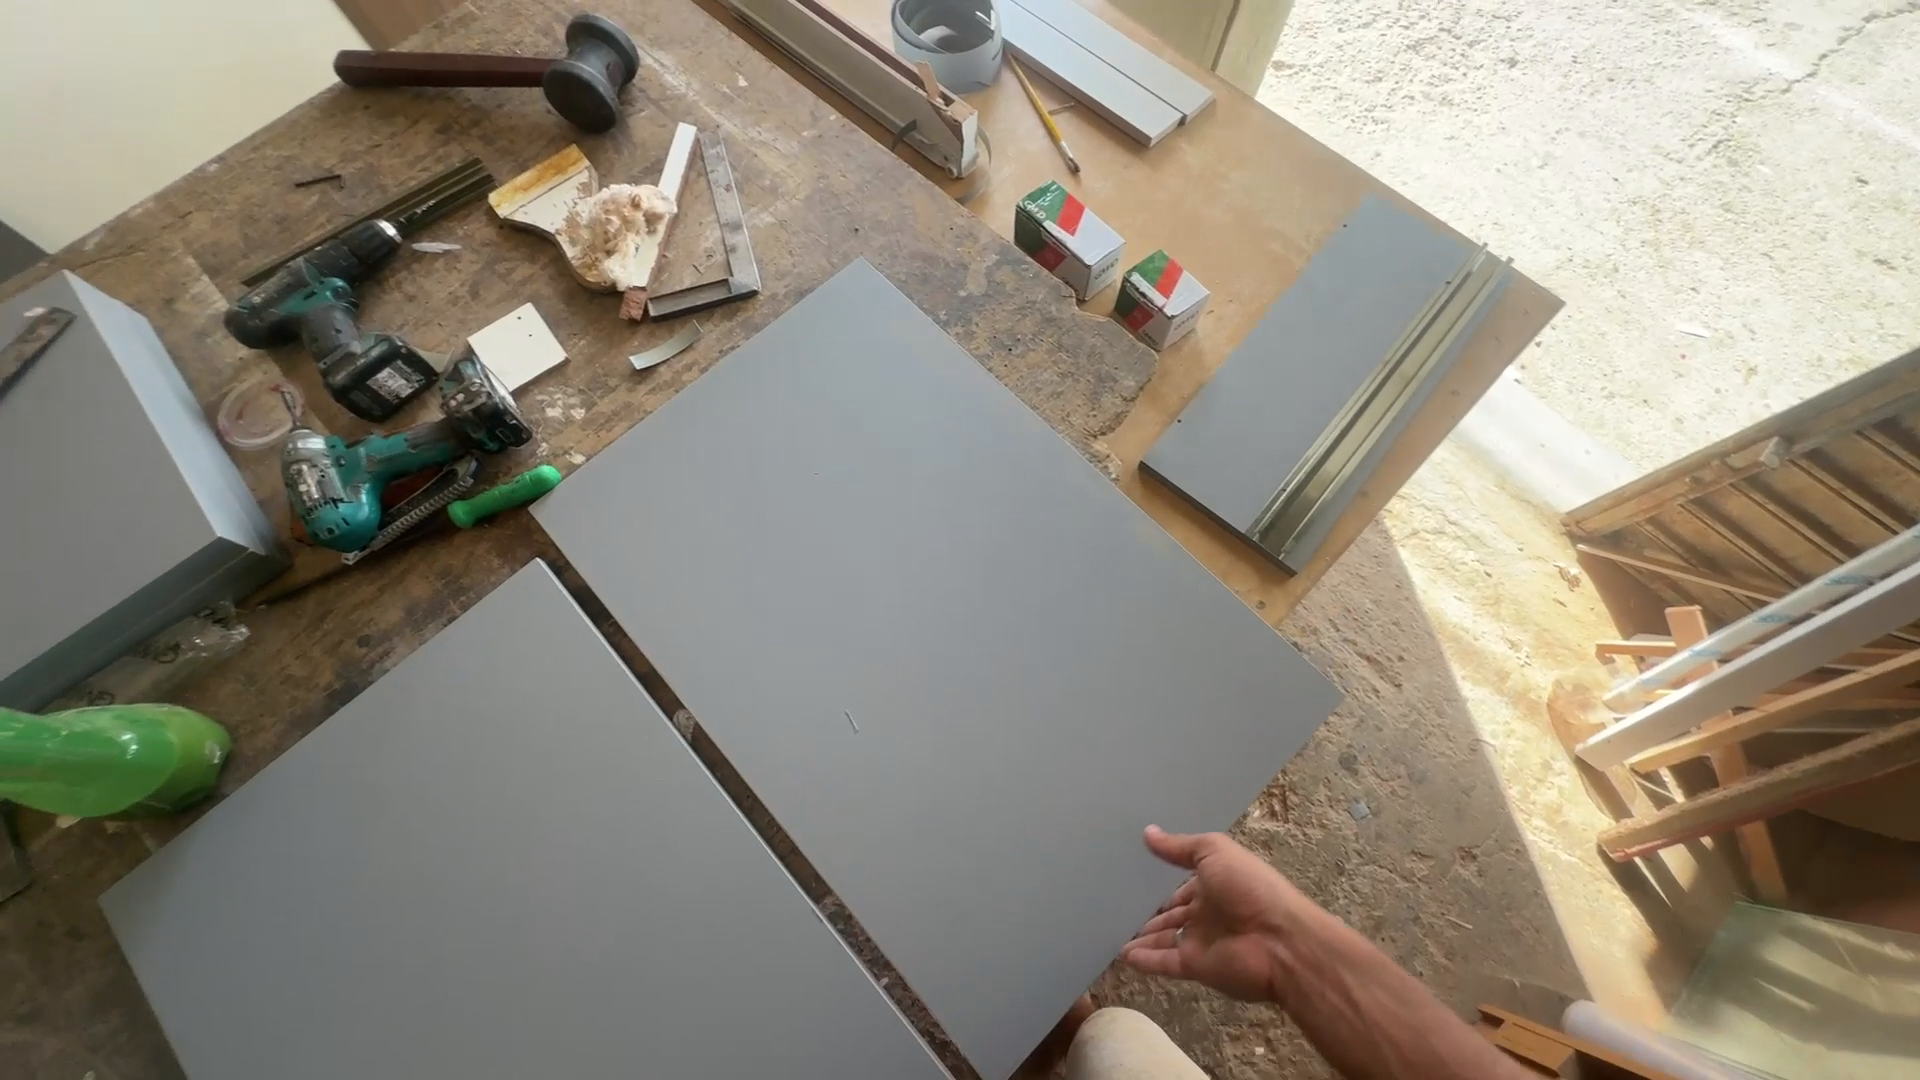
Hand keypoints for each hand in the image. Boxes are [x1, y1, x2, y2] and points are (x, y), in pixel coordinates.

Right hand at [1119, 826, 1304, 1002]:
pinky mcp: (1197, 967)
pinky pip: (1164, 963)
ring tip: (1115, 933)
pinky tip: (1122, 955)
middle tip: (1121, 910)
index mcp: (1216, 885)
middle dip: (1152, 914)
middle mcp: (1209, 913)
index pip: (1185, 886)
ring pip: (1165, 939)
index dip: (1164, 885)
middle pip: (1174, 915)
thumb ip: (1180, 847)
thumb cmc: (1249, 888)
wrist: (1281, 942)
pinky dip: (1145, 960)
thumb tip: (1148, 832)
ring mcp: (1202, 942)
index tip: (1138, 881)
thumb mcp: (1214, 852)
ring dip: (1144, 938)